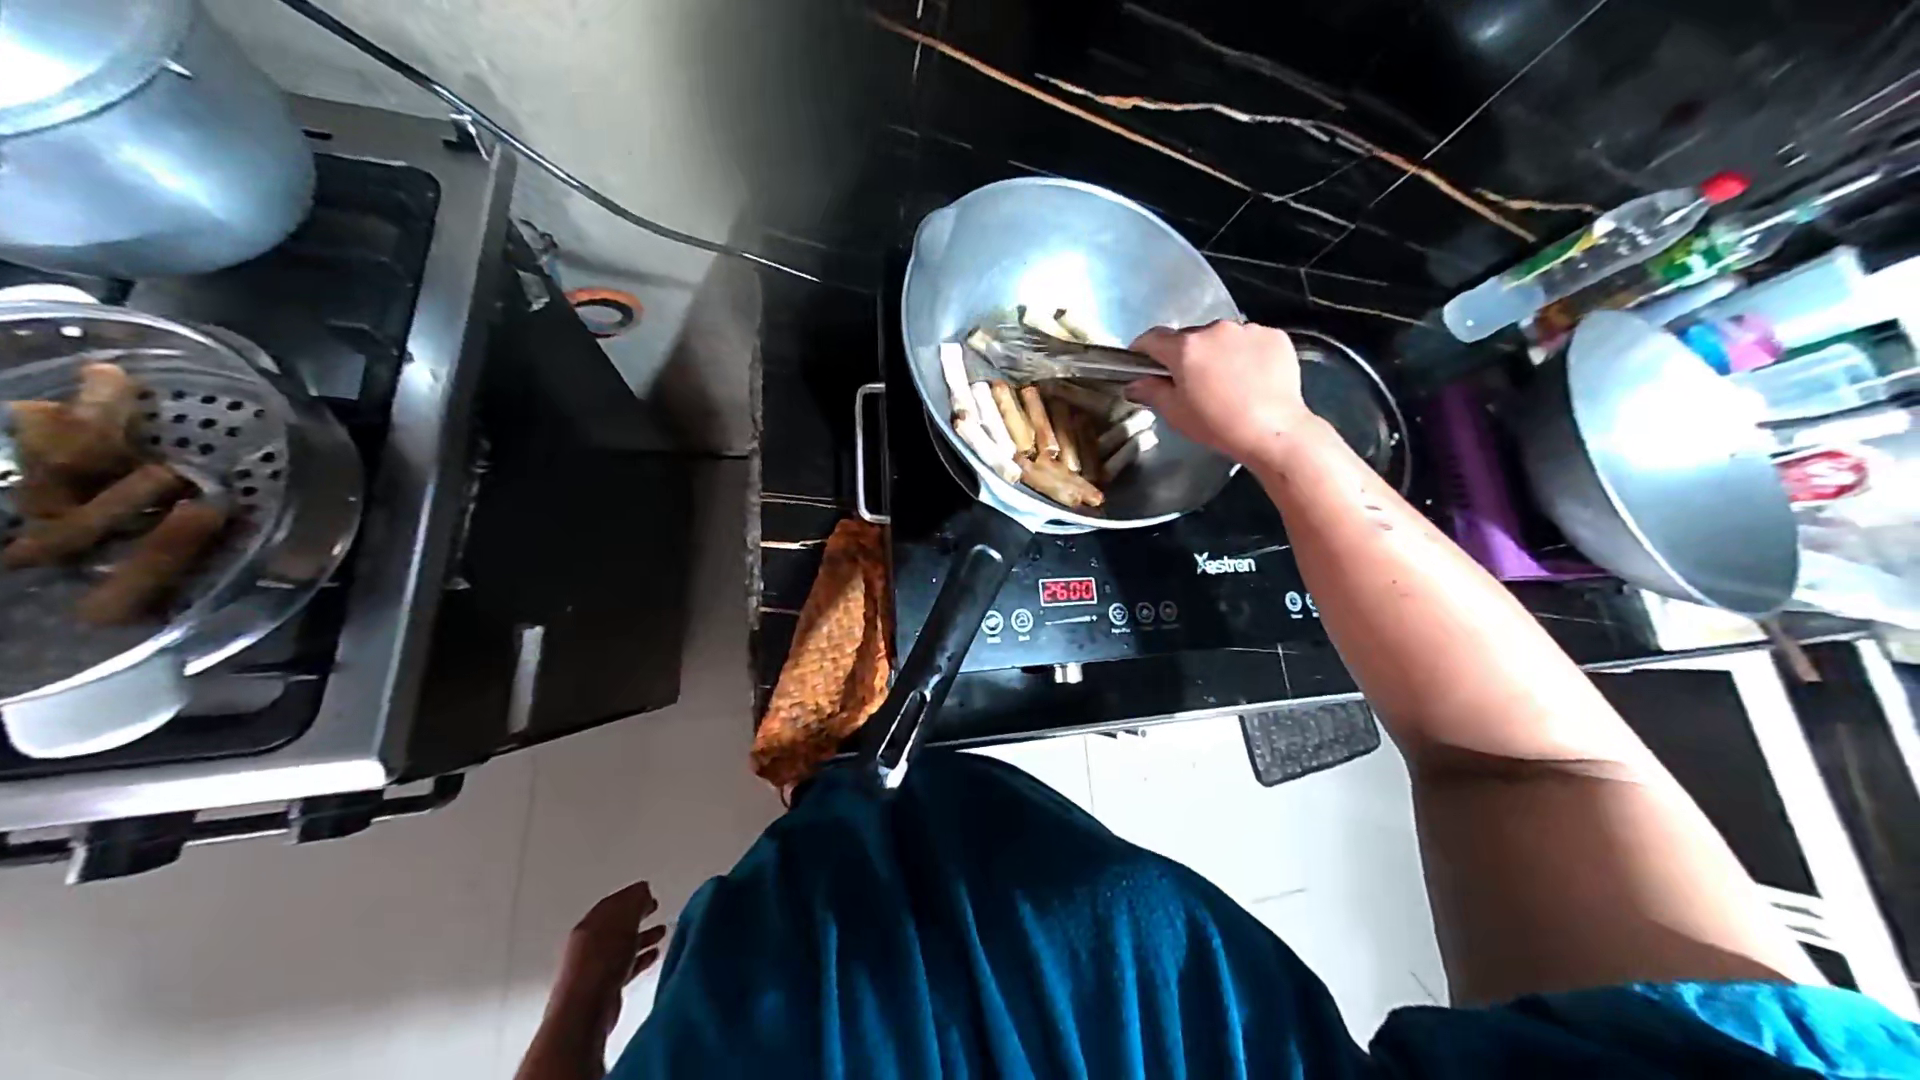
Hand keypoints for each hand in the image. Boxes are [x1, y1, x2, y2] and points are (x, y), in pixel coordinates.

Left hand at [524, 880, 667, 1075]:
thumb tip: (642, 890)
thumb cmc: (601, 962)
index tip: (648, 890)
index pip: (613, 902)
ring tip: (660, 931)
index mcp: (589, 924)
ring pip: (622, 945)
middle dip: (636, 915)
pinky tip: (652, 955)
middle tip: (652, 906)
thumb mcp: (624, 920)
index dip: (632, 894)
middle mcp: (588, 945)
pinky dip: (640, 957)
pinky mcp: (604, 989)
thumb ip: (635, 901)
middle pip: (617, 924)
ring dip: (641, 936)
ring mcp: (594, 969)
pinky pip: (626, 966)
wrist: (586, 1011)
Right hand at [1124, 321, 1315, 465]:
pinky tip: (1251, 378)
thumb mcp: (1175, 413)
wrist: (1273, 430)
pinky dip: (1246, 354)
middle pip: (1190, 337)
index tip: (1142, 362)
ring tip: (1226, 382)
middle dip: (1186, 355)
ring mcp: (1247, 330)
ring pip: (1222, 337)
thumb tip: (1134, 384)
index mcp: (1185, 348)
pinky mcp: (1274, 336)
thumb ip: (1151, 392)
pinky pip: (1250, 340)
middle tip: (1191, 383)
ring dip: (1217, 353)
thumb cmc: (1217, 424)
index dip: (1143, 350)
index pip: (1152, 338)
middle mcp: (1215, 330)